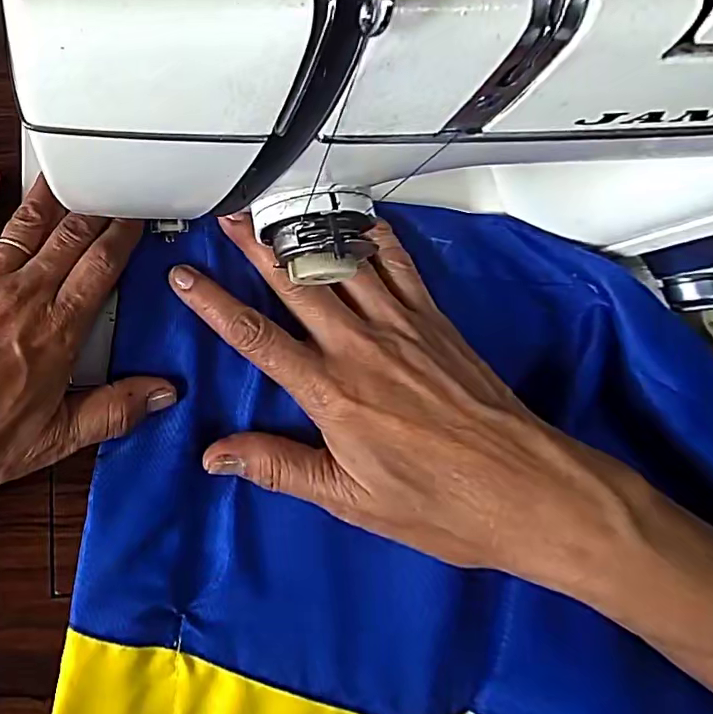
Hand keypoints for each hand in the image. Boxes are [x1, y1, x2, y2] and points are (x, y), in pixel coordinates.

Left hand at [0, 169, 175, 521]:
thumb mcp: (55, 438)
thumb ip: (114, 409)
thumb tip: (162, 394)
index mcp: (57, 330)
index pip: (104, 264)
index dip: (126, 234)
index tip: (140, 216)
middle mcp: (25, 295)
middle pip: (73, 234)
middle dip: (100, 205)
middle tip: (117, 183)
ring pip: (29, 222)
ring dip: (54, 193)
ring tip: (72, 170)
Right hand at [167, 214, 640, 586]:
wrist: (526, 487)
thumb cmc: (440, 503)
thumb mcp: (351, 498)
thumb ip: (280, 466)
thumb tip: (217, 456)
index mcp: (331, 392)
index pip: (256, 337)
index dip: (214, 304)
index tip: (186, 276)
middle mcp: (360, 347)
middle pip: (295, 284)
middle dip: (255, 246)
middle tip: (230, 216)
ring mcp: (400, 325)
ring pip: (342, 265)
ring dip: (306, 235)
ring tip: (279, 211)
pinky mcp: (434, 319)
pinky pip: (400, 266)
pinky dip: (376, 239)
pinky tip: (360, 222)